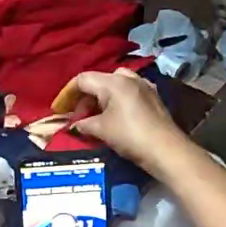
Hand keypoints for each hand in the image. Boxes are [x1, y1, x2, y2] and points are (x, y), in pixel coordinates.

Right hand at [55, 69, 190, 170]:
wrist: (165, 149)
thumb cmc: (129, 136)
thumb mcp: (100, 130)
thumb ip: (83, 124)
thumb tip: (76, 124)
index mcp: (113, 82)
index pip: (82, 79)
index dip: (67, 93)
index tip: (60, 109)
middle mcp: (128, 77)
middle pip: (98, 80)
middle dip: (85, 98)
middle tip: (78, 117)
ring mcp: (143, 85)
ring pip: (114, 84)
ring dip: (101, 98)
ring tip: (95, 115)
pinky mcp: (152, 96)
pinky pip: (128, 91)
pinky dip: (116, 100)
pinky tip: (115, 115)